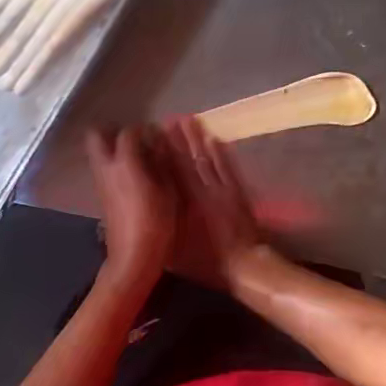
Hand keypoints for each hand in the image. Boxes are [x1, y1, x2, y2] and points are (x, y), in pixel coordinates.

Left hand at [84, 125, 176, 281]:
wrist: (132, 257)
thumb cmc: (156, 224)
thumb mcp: (169, 192)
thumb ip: (163, 163)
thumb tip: (160, 144)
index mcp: (125, 163)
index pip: (128, 132)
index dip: (143, 130)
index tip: (157, 134)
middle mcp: (107, 168)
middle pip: (96, 135)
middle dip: (112, 131)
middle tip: (134, 139)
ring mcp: (100, 182)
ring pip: (96, 152)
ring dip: (112, 149)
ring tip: (136, 157)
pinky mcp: (100, 195)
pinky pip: (102, 169)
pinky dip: (113, 165)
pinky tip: (133, 176)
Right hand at [164, 116, 269, 287]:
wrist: (245, 266)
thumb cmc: (205, 262)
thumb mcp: (172, 252)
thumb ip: (157, 229)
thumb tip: (141, 213)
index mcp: (183, 203)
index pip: (170, 170)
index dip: (161, 150)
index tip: (152, 133)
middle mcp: (201, 190)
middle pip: (187, 158)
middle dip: (178, 138)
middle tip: (169, 119)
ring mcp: (221, 189)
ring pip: (207, 158)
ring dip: (197, 139)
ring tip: (188, 120)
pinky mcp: (237, 193)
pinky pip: (228, 168)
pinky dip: (222, 153)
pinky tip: (216, 139)